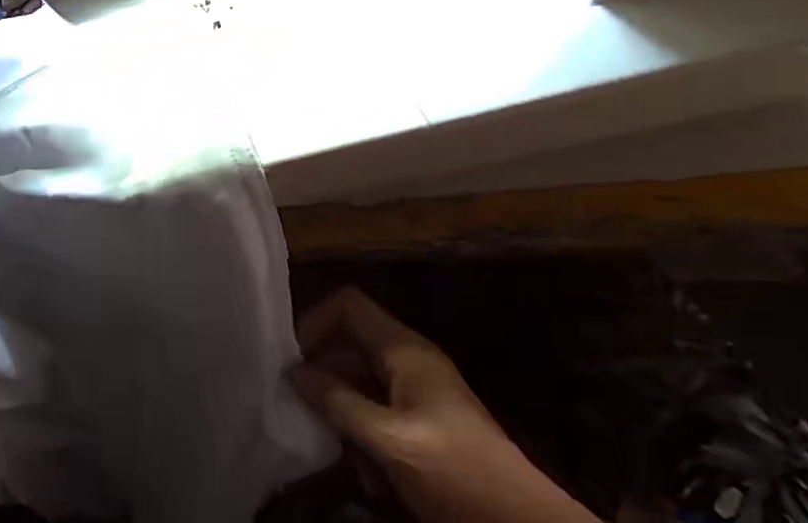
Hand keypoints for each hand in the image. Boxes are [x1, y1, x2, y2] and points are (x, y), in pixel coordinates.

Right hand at [291, 287, 599, 522]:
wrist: (516, 518)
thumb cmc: (454, 470)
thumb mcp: (390, 441)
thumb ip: (340, 404)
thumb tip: (295, 373)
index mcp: (404, 349)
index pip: (350, 306)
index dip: (316, 323)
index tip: (291, 364)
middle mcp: (408, 360)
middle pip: (350, 346)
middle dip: (323, 379)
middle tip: (298, 417)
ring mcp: (416, 391)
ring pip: (360, 384)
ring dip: (343, 418)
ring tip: (338, 458)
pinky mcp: (420, 423)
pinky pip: (377, 414)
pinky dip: (364, 439)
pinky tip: (369, 480)